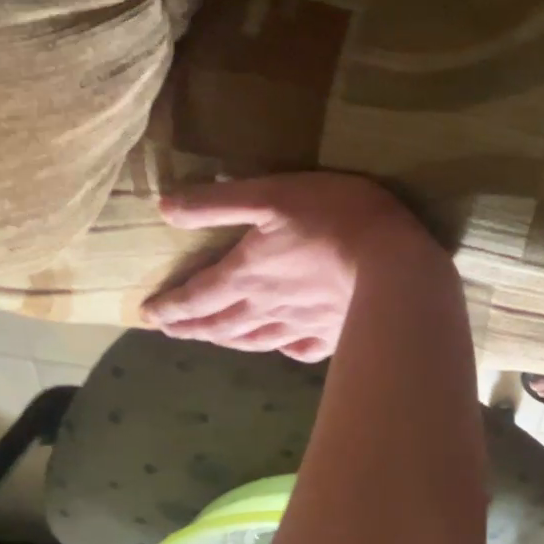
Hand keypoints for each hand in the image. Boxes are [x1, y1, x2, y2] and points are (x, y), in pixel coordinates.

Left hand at [141, 173, 440, 361]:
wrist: (395, 264)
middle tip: (171, 332)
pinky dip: (284, 349)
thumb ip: (218, 203)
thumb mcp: (272, 194)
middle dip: (193, 328)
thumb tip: (164, 209)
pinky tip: (283, 348)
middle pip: (221, 323)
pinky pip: (301, 348)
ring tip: (214, 341)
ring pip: (255, 339)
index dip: (170, 306)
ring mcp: (302, 325)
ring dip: (229, 341)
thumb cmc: (335, 219)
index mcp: (246, 273)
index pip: (197, 295)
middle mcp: (267, 307)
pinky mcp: (334, 334)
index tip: (148, 314)